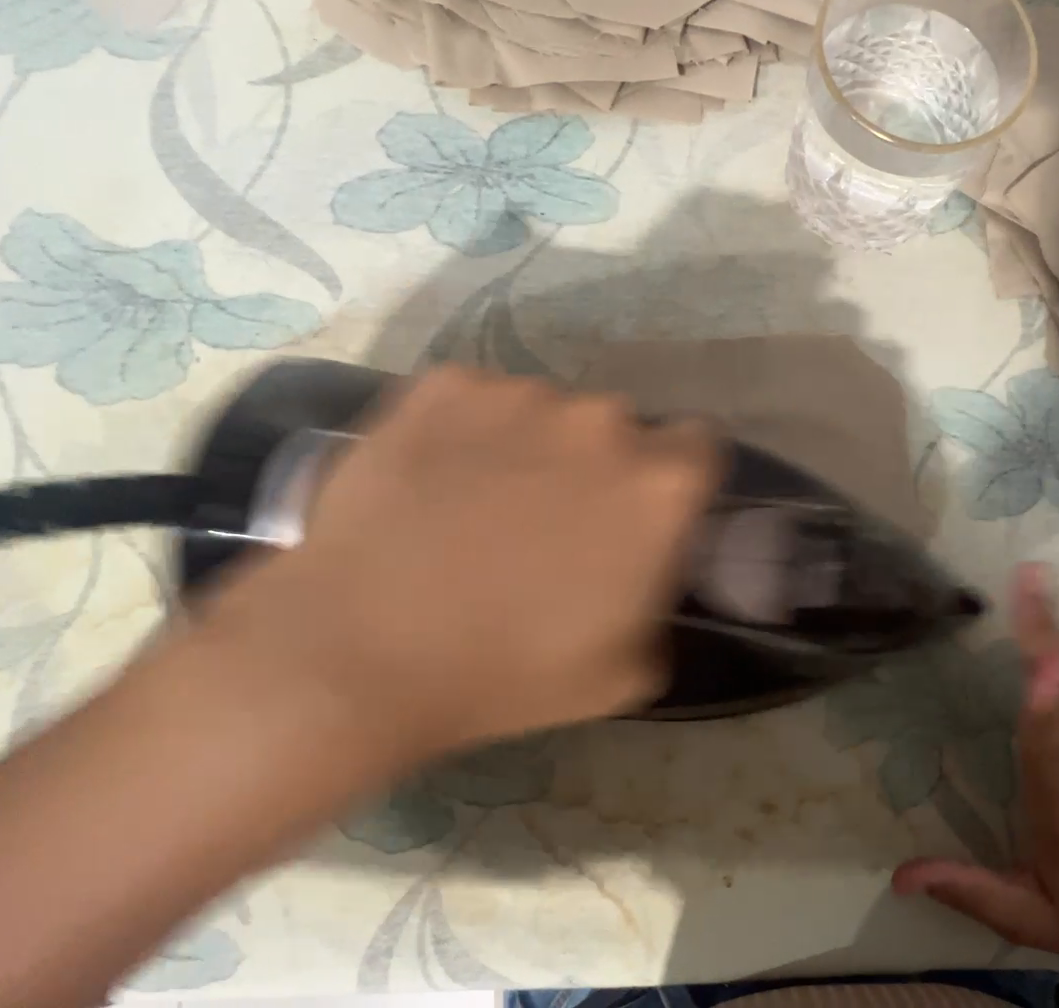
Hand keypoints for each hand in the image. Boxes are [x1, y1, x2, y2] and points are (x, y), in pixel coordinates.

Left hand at [200, 365, 720, 768]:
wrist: (358, 651)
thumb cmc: (505, 672)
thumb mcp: (621, 671)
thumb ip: (658, 606)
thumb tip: (648, 573)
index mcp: (657, 486)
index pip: (701, 449)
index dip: (678, 480)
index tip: (647, 514)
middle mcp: (601, 421)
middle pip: (620, 430)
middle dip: (601, 466)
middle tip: (556, 519)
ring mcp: (518, 395)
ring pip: (546, 412)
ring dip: (532, 446)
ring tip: (481, 503)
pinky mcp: (442, 386)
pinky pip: (477, 401)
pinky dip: (468, 430)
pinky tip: (434, 481)